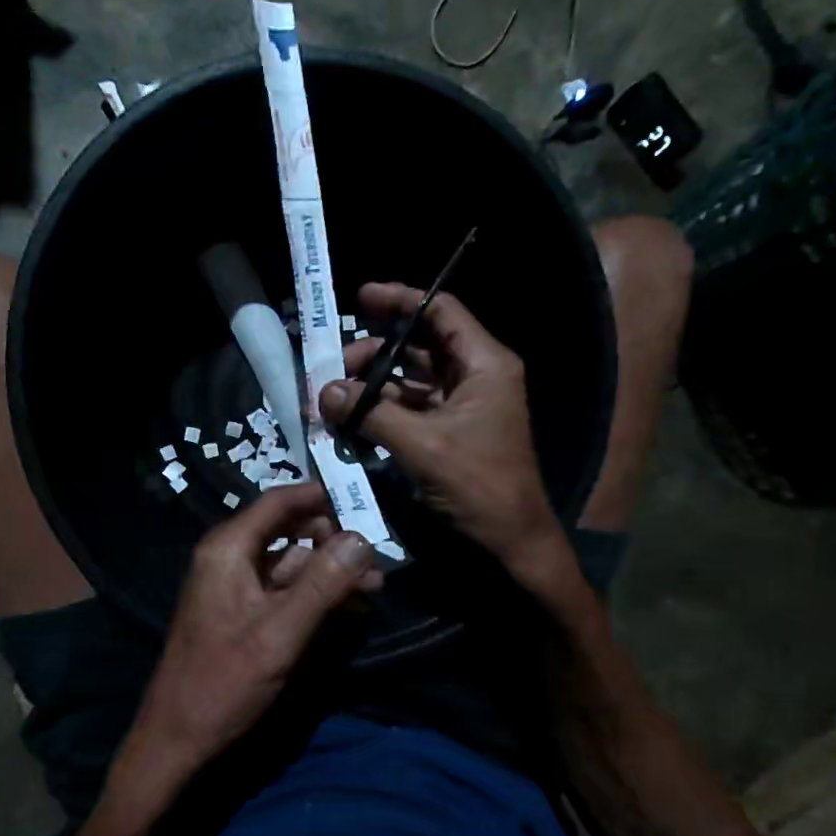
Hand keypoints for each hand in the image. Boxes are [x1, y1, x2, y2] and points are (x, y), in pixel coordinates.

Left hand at [118, 482, 380, 791]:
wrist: (179, 734)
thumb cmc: (224, 681)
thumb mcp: (279, 633)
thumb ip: (321, 584)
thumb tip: (362, 538)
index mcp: (229, 548)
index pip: (279, 502)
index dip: (321, 495)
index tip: (364, 498)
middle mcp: (229, 556)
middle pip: (289, 529)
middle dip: (334, 540)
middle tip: (377, 560)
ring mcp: (236, 584)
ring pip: (292, 561)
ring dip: (330, 570)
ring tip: (374, 586)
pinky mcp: (244, 610)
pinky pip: (285, 588)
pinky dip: (315, 593)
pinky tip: (349, 605)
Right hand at [317, 282, 564, 566]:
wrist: (510, 539)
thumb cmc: (480, 484)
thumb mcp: (423, 445)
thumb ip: (373, 414)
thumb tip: (325, 391)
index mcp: (483, 365)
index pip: (441, 312)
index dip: (401, 299)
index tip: (360, 297)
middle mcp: (475, 376)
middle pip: (419, 345)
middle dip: (375, 351)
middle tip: (335, 368)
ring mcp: (461, 404)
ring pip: (410, 378)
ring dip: (373, 383)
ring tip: (335, 394)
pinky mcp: (449, 430)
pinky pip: (409, 407)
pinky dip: (381, 409)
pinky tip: (352, 417)